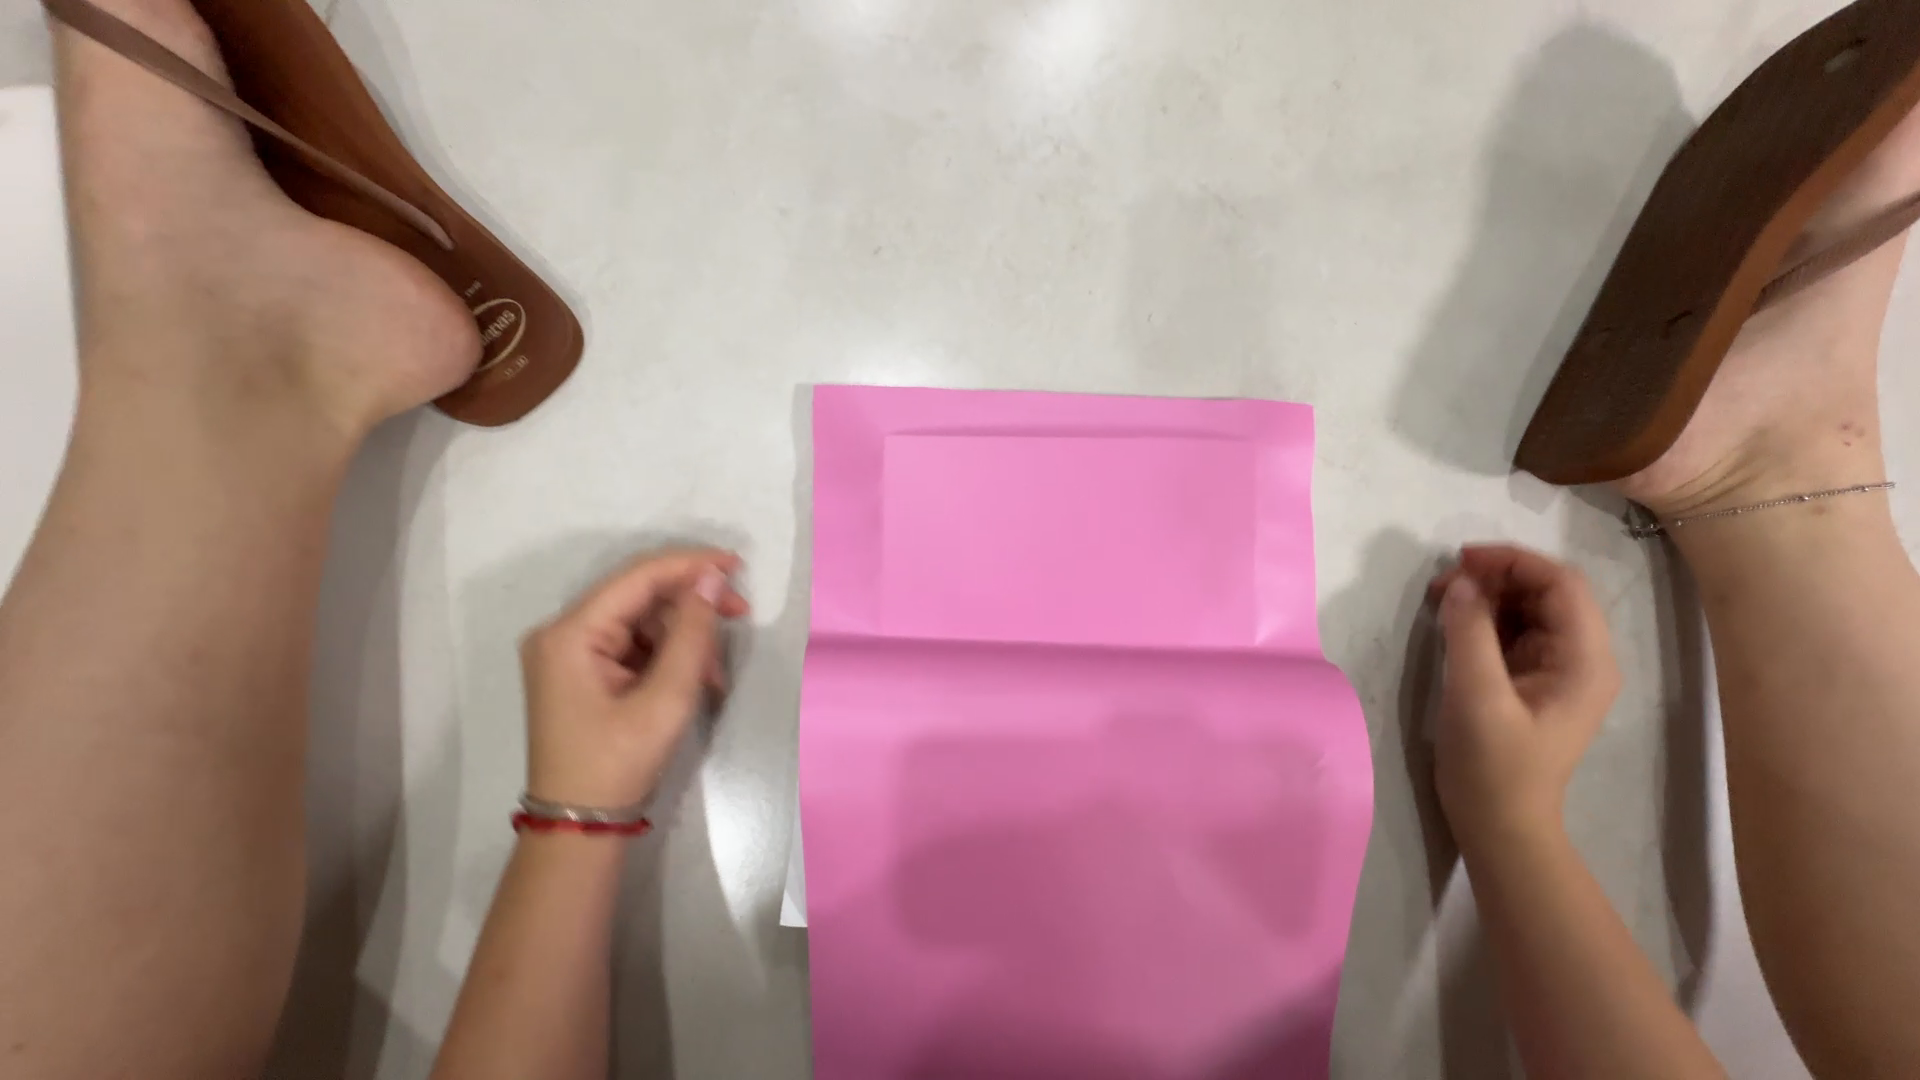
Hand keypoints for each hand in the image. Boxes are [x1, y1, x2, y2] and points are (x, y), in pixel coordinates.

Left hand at [518, 549, 750, 810]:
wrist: (580, 825)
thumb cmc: (619, 762)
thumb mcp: (666, 698)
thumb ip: (692, 633)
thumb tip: (711, 579)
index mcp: (571, 633)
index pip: (638, 577)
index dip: (690, 564)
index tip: (737, 565)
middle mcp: (563, 632)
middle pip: (639, 595)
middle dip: (692, 604)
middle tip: (741, 612)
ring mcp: (570, 652)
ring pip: (642, 619)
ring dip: (685, 636)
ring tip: (715, 672)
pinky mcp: (582, 670)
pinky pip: (634, 643)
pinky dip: (668, 654)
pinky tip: (695, 677)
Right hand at [1430, 545, 1620, 848]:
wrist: (1499, 823)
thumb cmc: (1494, 765)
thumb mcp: (1476, 697)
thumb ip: (1469, 634)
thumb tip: (1462, 581)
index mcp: (1585, 661)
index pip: (1562, 585)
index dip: (1515, 562)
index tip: (1461, 560)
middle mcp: (1580, 658)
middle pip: (1547, 591)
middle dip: (1497, 575)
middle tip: (1444, 582)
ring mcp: (1554, 669)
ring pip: (1527, 608)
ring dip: (1487, 593)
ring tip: (1442, 597)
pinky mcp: (1528, 679)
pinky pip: (1511, 630)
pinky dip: (1483, 616)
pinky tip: (1452, 620)